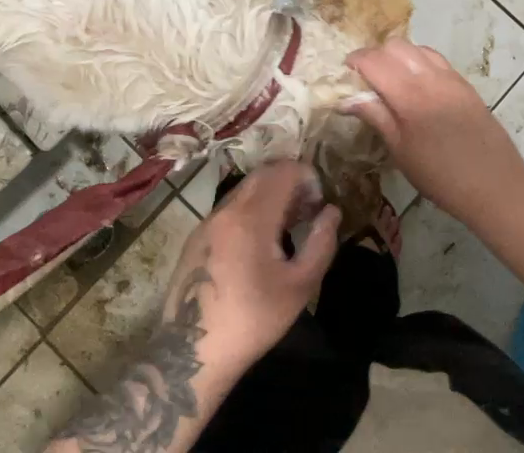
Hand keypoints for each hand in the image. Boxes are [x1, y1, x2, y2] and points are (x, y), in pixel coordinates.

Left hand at [162, 160, 340, 379]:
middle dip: (289, 182)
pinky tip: (259, 242)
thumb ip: (321, 243)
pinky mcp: (195, 236)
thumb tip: (331, 211)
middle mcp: (224, 210)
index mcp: (250, 217)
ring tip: (287, 226)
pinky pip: (229, 208)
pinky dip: (250, 209)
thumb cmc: (253, 320)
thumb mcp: (299, 286)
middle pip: (262, 174)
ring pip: (244, 190)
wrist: (192, 353)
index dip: (307, 177)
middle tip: (307, 210)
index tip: (319, 203)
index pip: (283, 171)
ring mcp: (206, 221)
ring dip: (269, 194)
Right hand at [344, 40, 523, 221]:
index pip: (374, 60)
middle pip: (395, 46)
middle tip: (366, 79)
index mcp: (410, 96)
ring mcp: (451, 78)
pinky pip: (436, 59)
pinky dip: (418, 62)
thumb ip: (375, 116)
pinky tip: (416, 85)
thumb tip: (346, 98)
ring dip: (397, 56)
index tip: (345, 74)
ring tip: (390, 80)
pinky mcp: (465, 84)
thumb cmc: (439, 176)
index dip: (355, 61)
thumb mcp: (400, 151)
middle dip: (375, 56)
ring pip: (416, 48)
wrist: (494, 185)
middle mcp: (431, 78)